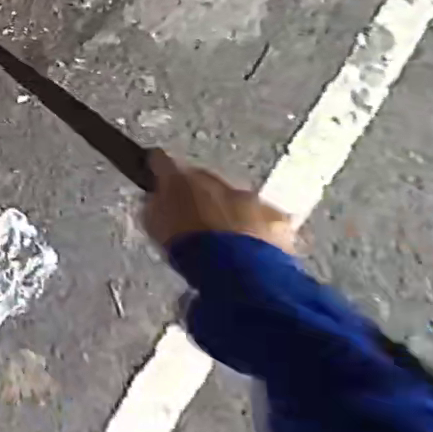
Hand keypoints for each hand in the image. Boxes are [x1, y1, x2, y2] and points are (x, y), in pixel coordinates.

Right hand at [141, 151, 295, 252]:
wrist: (239, 270)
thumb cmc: (186, 245)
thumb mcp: (154, 224)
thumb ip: (156, 205)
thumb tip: (158, 198)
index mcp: (177, 178)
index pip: (161, 161)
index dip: (157, 167)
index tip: (154, 174)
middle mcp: (213, 180)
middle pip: (201, 178)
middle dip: (197, 190)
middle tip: (193, 209)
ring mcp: (248, 198)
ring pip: (234, 197)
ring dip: (228, 207)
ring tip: (225, 230)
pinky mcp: (278, 217)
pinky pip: (262, 216)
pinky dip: (256, 224)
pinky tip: (251, 241)